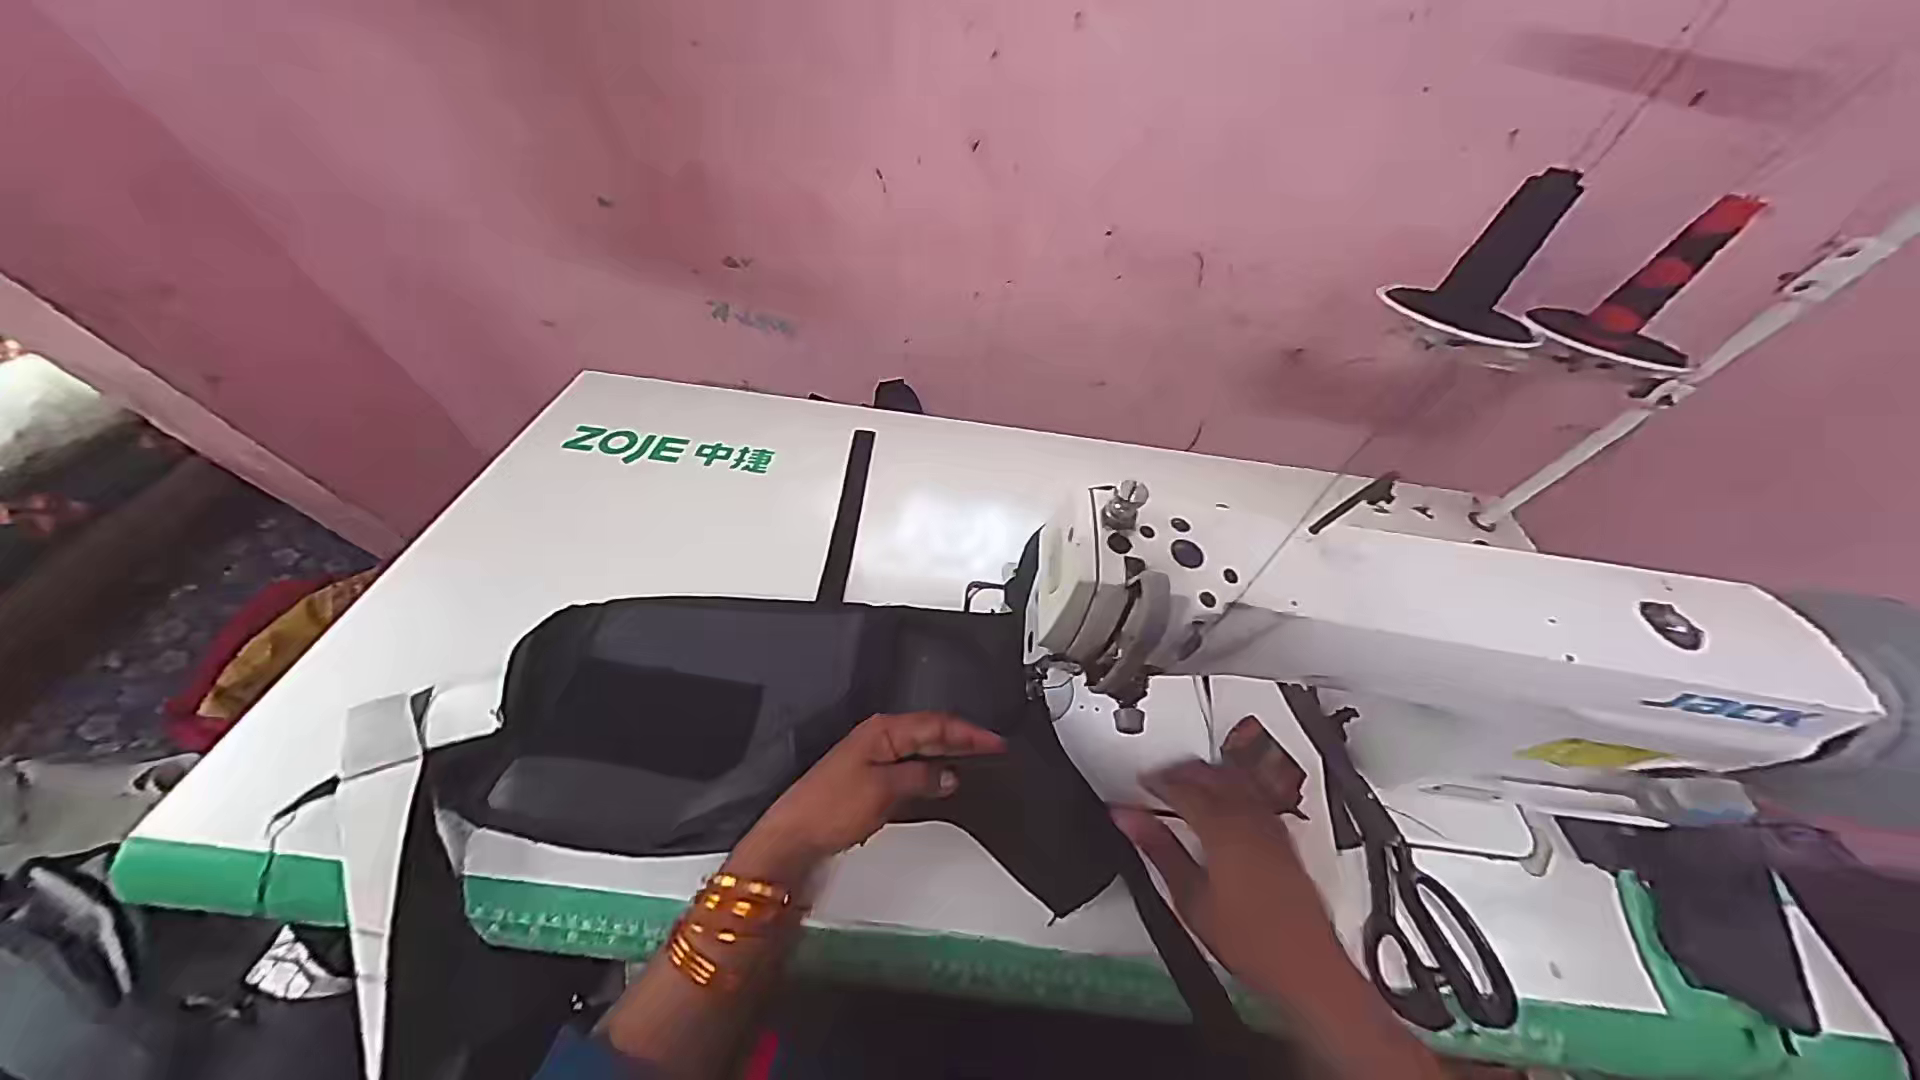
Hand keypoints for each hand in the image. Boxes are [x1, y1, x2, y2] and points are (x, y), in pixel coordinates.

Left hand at [728, 712, 1006, 880]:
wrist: (793, 838)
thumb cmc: (829, 808)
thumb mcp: (883, 790)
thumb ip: (921, 778)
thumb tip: (950, 775)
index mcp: (882, 730)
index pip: (936, 724)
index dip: (969, 733)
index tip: (996, 743)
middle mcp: (880, 738)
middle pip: (930, 732)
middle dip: (963, 740)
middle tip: (994, 751)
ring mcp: (876, 757)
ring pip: (923, 749)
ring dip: (949, 755)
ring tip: (978, 764)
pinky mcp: (872, 778)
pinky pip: (912, 767)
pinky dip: (932, 772)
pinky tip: (943, 783)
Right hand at [1115, 757, 1446, 1079]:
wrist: (1305, 970)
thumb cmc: (1253, 943)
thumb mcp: (1189, 898)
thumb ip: (1159, 851)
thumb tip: (1130, 822)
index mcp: (1222, 828)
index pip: (1181, 788)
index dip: (1156, 782)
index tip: (1141, 783)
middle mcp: (1250, 819)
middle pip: (1210, 775)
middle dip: (1180, 771)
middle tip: (1159, 778)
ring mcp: (1272, 826)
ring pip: (1236, 779)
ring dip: (1208, 774)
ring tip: (1189, 781)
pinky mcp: (1286, 838)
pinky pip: (1256, 794)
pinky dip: (1233, 787)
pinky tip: (1227, 800)